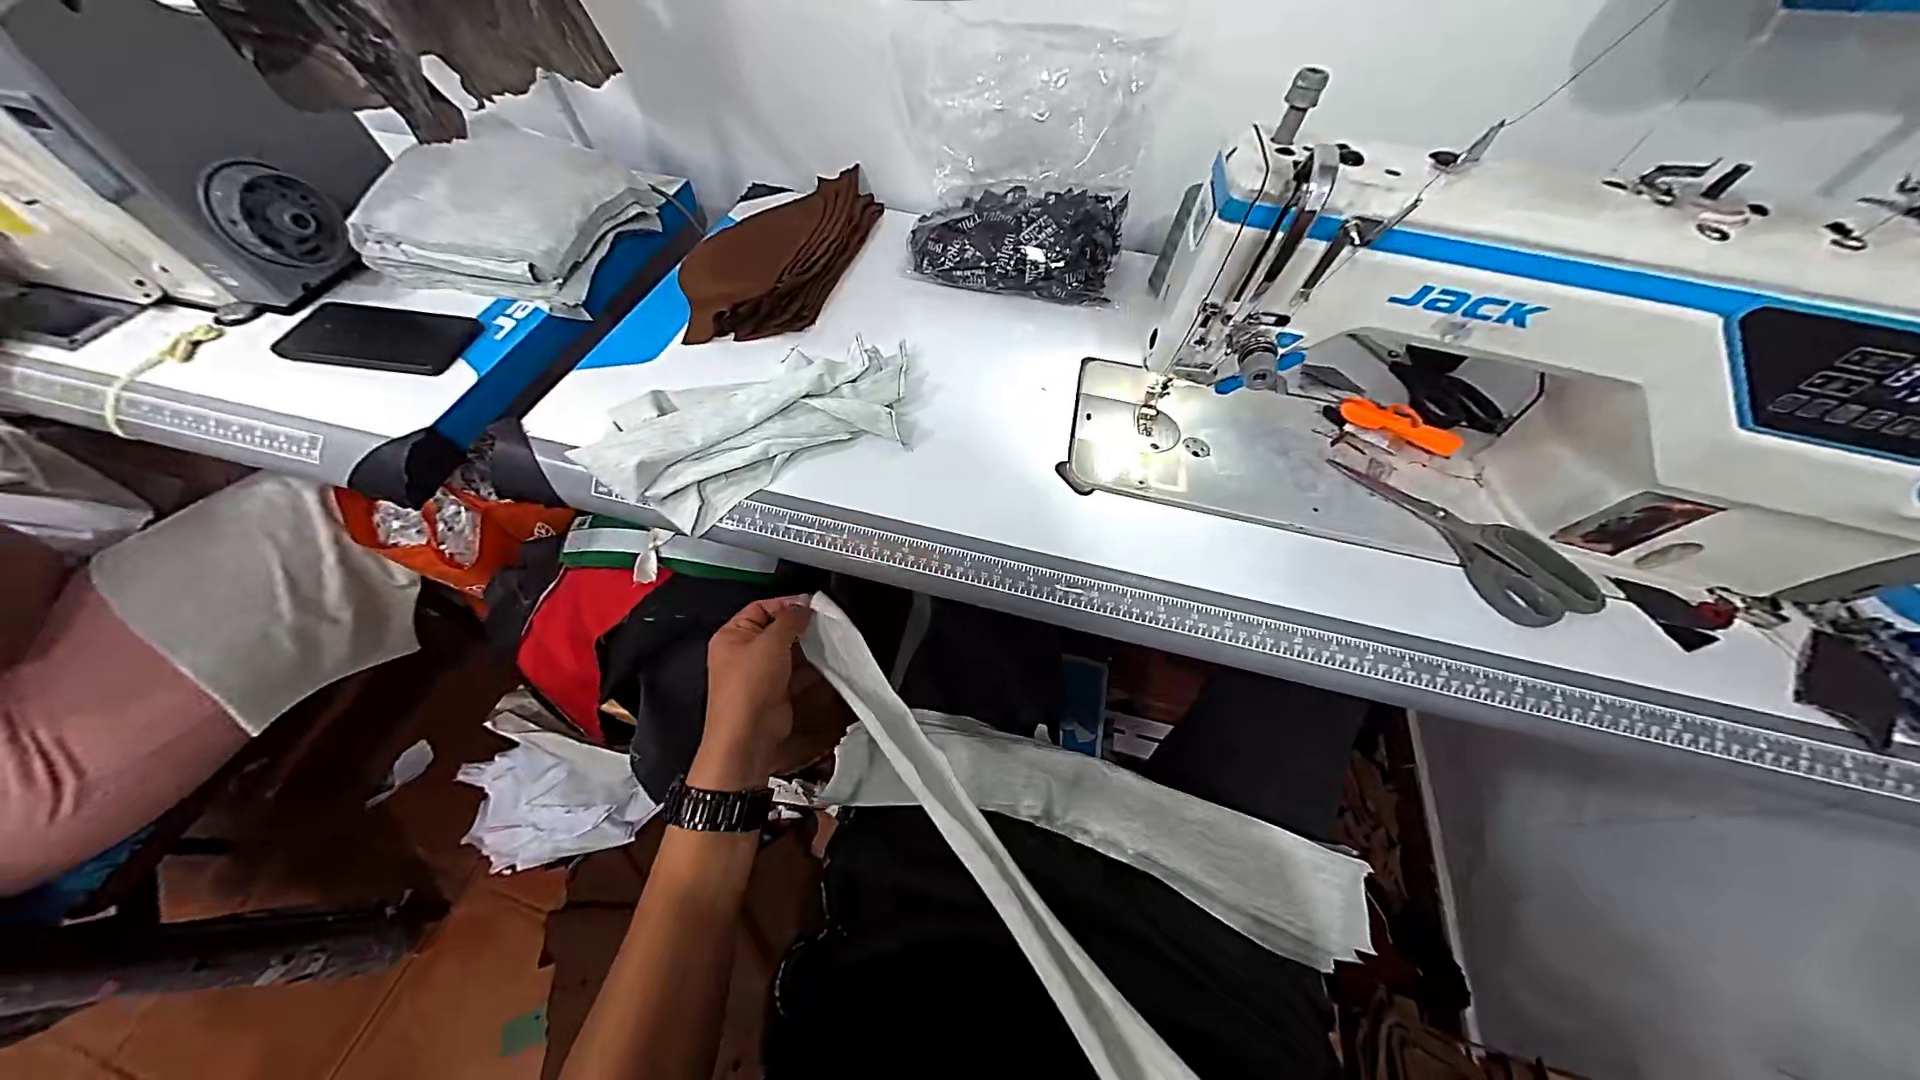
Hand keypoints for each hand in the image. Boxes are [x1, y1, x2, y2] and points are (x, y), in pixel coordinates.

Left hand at [691, 595, 813, 790]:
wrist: (749, 734)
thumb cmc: (749, 685)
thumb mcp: (770, 642)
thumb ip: (789, 619)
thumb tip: (804, 606)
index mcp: (732, 634)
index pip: (761, 607)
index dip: (785, 603)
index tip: (811, 603)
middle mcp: (743, 651)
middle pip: (776, 628)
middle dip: (799, 625)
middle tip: (824, 620)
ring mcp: (760, 672)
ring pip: (788, 650)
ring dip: (807, 646)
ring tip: (829, 638)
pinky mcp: (775, 688)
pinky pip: (795, 669)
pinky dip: (810, 665)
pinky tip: (827, 659)